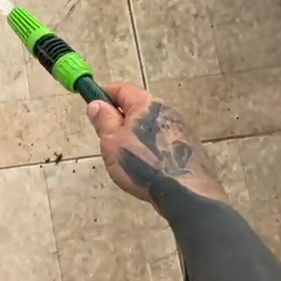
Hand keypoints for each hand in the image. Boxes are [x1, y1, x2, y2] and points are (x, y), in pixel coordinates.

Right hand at [85, 83, 226, 206]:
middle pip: (138, 107)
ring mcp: (180, 129)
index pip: (122, 89)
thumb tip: (96, 103)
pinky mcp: (188, 147)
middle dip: (120, 117)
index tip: (92, 103)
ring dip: (135, 133)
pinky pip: (161, 140)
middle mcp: (166, 111)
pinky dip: (149, 146)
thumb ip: (103, 120)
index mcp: (145, 104)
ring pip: (150, 125)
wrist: (184, 191)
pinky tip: (145, 165)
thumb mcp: (112, 141)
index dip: (105, 93)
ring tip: (125, 155)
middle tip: (106, 136)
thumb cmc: (142, 163)